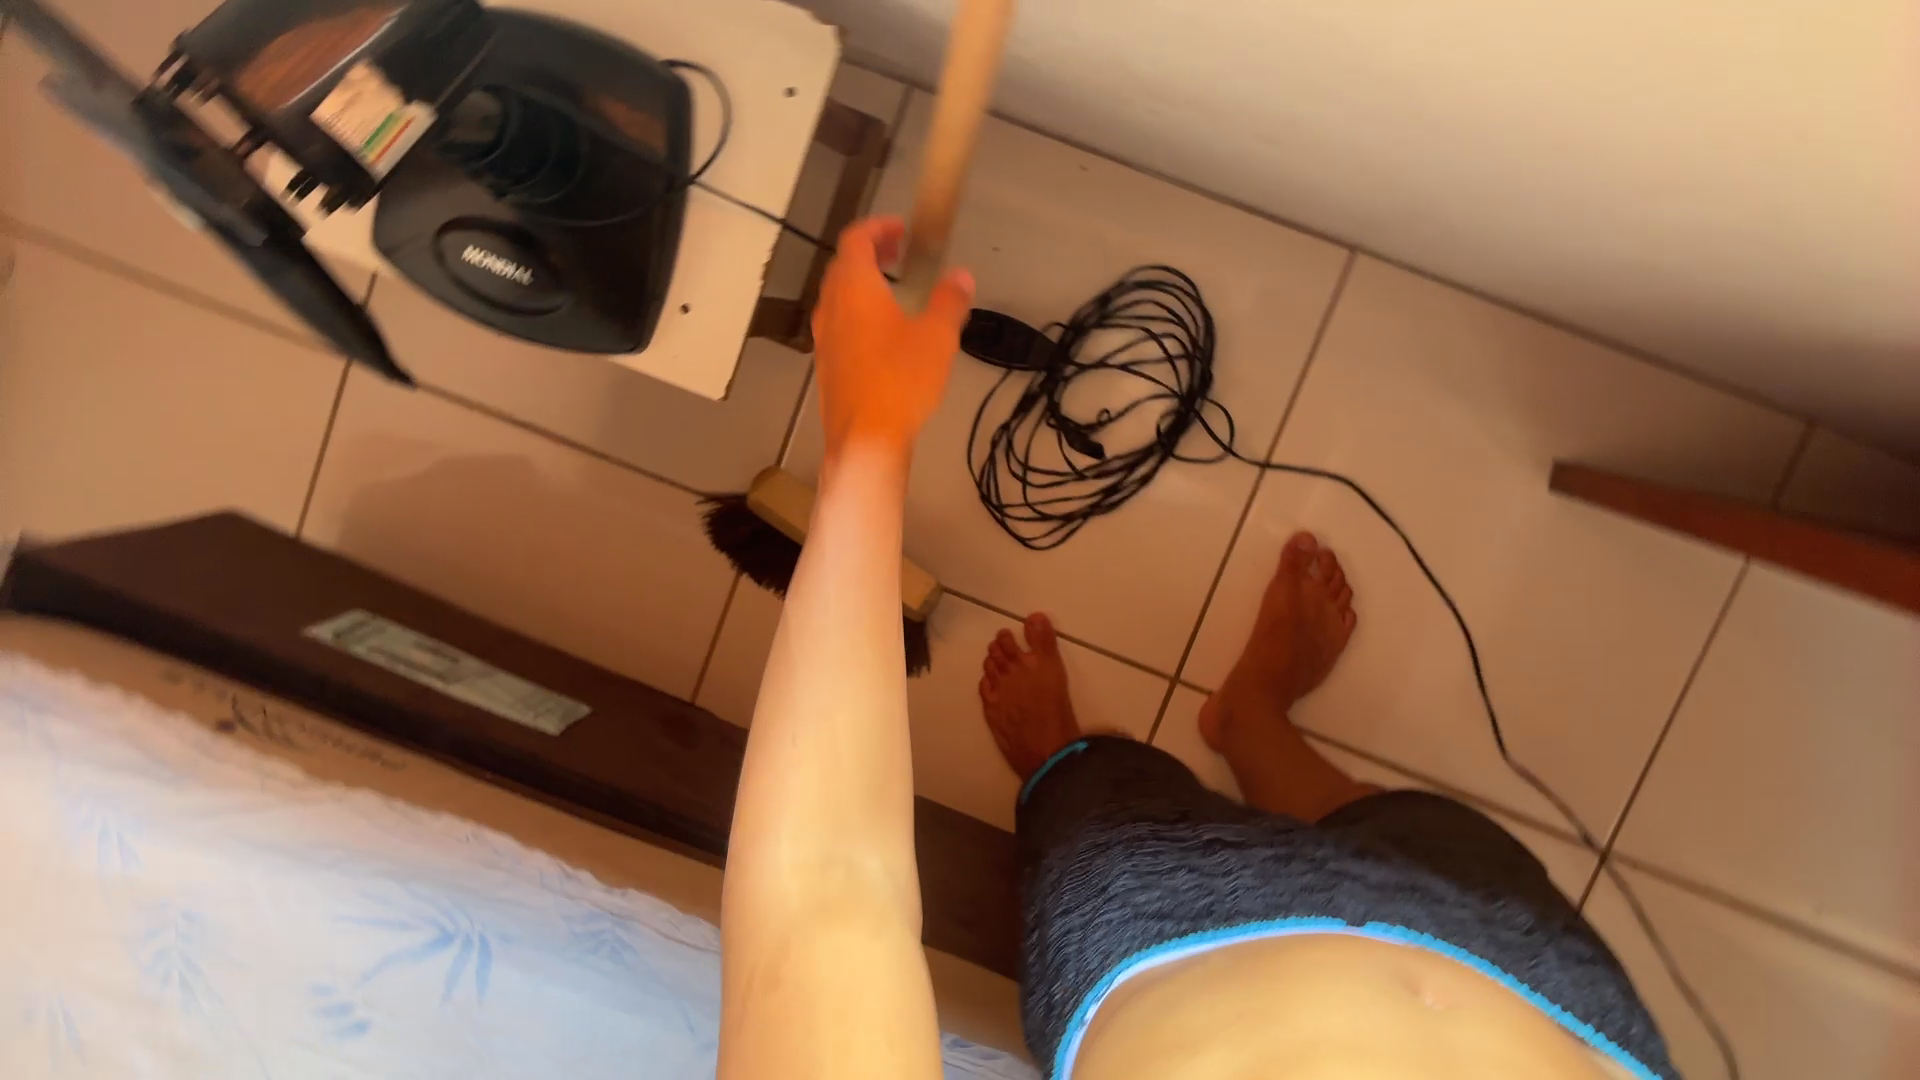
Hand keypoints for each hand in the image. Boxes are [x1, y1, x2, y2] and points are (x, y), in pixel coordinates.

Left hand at [812, 216, 974, 460]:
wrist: (865, 438)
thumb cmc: (901, 380)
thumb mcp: (937, 337)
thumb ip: (950, 302)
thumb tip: (961, 277)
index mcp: (855, 288)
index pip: (856, 239)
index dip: (878, 227)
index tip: (901, 229)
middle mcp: (831, 307)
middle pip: (843, 266)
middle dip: (871, 254)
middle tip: (899, 255)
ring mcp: (824, 338)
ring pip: (838, 298)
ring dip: (862, 286)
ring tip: (893, 294)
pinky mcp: (826, 367)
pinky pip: (839, 327)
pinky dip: (857, 316)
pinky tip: (881, 337)